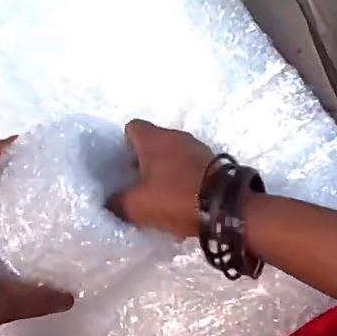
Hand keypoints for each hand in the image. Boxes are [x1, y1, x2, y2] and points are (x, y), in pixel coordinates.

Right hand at [109, 119, 214, 238]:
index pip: (132, 127)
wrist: (227, 207)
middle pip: (152, 144)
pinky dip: (181, 183)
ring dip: (163, 174)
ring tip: (158, 198)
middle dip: (143, 163)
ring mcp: (198, 149)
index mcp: (155, 139)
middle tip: (136, 186)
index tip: (121, 167)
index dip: (122, 145)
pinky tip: (179, 204)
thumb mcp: (137, 205)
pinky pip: (189, 170)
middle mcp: (177, 136)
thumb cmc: (175, 197)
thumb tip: (110, 201)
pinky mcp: (214, 164)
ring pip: (172, 158)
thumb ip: (117, 201)